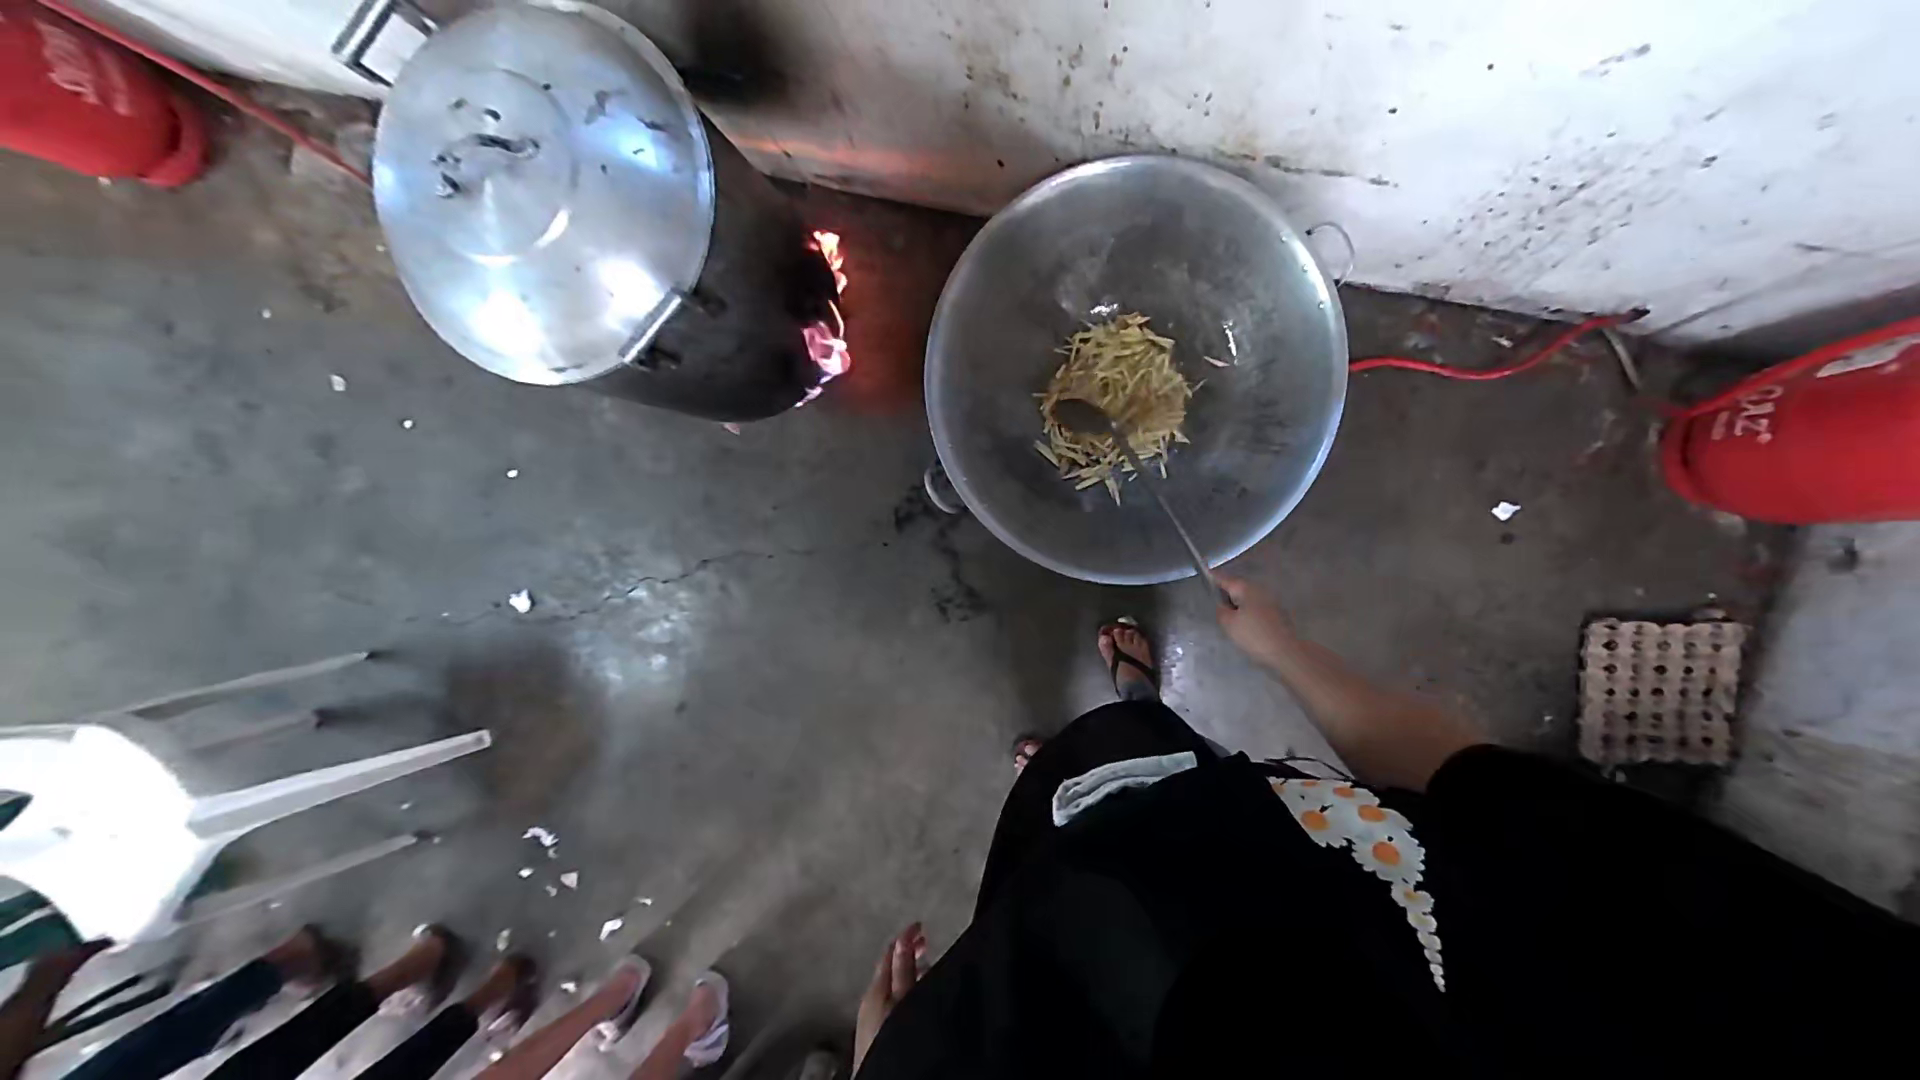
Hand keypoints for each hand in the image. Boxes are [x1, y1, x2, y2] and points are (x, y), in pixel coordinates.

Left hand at [853, 923, 926, 1073]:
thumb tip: (904, 937)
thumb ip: (903, 971)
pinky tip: (912, 996)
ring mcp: (868, 1016)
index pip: (889, 951)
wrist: (880, 1078)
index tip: (922, 926)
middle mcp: (869, 998)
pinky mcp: (873, 1033)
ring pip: (889, 983)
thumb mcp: (904, 1001)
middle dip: (906, 952)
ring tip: (926, 967)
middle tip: (926, 943)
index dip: (906, 936)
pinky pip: (888, 999)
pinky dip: (901, 988)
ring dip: (905, 971)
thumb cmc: (893, 1037)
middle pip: (888, 967)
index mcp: (876, 987)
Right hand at [1215, 574, 1297, 667]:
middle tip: (1214, 604)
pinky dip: (1247, 611)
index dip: (1212, 578)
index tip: (1203, 579)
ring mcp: (1270, 600)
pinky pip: (1256, 607)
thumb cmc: (1254, 635)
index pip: (1224, 578)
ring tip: (1228, 617)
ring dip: (1237, 604)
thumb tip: (1222, 604)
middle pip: (1237, 587)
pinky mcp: (1276, 612)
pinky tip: (1244, 625)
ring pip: (1247, 598)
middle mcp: (1259, 589)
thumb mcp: (1228, 623)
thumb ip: (1220, 609)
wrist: (1286, 652)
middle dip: (1225, 593)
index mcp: (1245, 588)